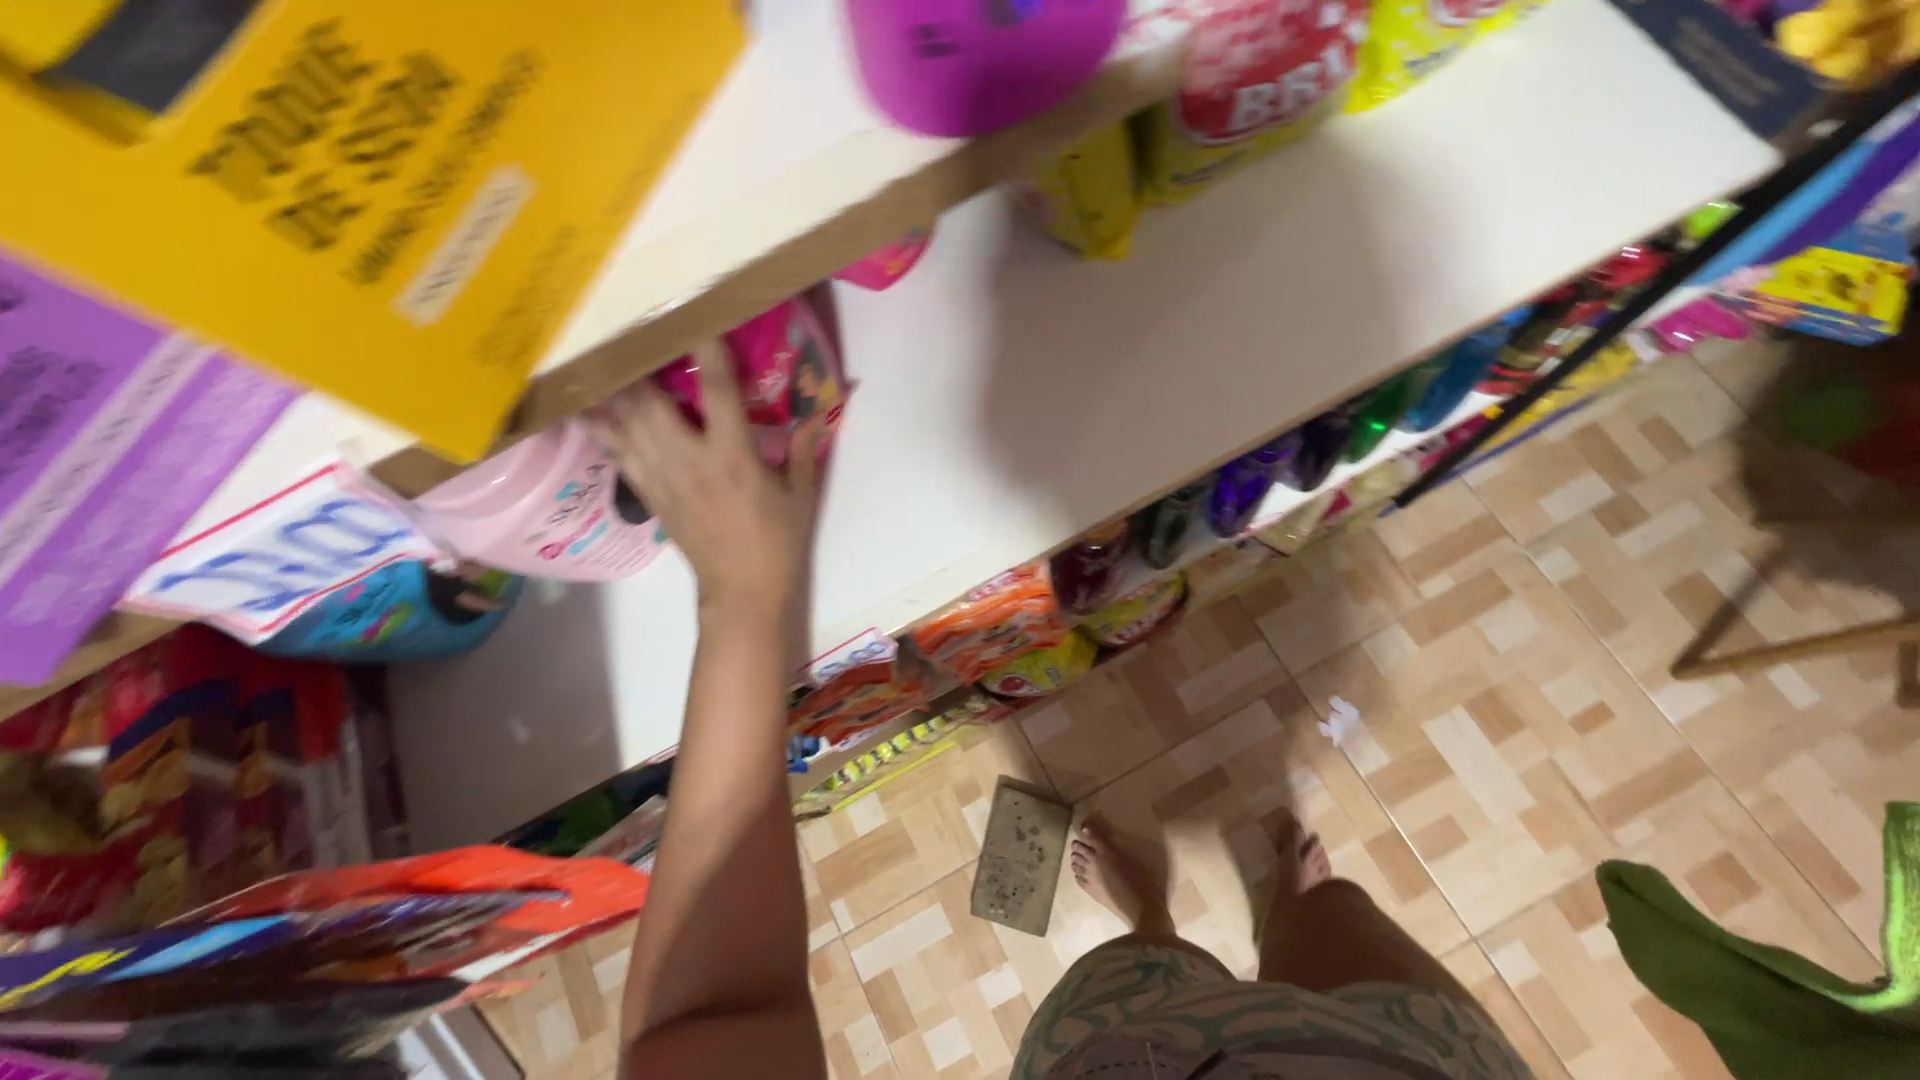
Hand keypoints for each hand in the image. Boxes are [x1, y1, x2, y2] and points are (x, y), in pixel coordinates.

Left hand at [588, 339, 824, 621]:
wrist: (742, 592)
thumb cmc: (777, 542)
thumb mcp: (801, 494)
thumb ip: (804, 449)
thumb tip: (820, 411)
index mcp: (734, 456)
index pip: (718, 391)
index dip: (707, 350)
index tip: (696, 316)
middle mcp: (691, 460)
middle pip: (650, 402)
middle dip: (638, 366)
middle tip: (630, 333)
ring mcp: (663, 479)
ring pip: (625, 425)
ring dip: (612, 391)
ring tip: (600, 359)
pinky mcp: (650, 496)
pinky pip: (618, 454)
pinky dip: (602, 429)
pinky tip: (588, 408)